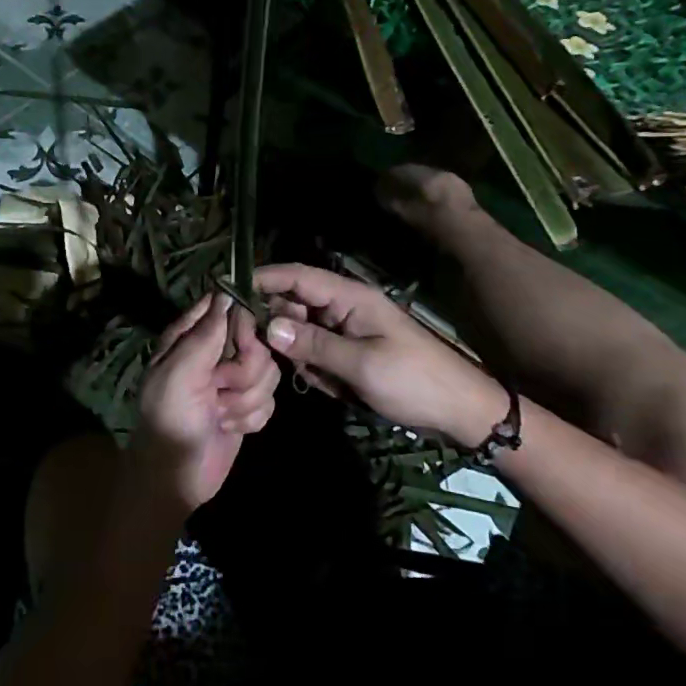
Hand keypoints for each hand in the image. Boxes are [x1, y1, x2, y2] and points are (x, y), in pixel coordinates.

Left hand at [130, 293, 279, 512]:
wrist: (174, 478)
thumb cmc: (169, 420)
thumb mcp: (178, 374)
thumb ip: (205, 334)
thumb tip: (225, 292)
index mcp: (191, 338)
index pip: (228, 307)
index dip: (243, 323)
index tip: (242, 343)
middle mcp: (215, 354)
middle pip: (258, 344)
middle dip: (244, 374)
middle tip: (219, 388)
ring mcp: (234, 381)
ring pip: (269, 373)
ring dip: (245, 401)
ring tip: (219, 414)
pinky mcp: (248, 406)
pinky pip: (271, 401)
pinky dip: (251, 419)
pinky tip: (229, 428)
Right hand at [253, 263, 505, 445]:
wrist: (458, 409)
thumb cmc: (413, 380)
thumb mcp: (360, 364)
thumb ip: (312, 344)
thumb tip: (267, 325)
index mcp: (350, 297)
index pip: (297, 275)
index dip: (262, 278)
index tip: (227, 291)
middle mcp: (344, 307)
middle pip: (293, 303)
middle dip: (277, 327)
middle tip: (260, 355)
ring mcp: (347, 331)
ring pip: (302, 333)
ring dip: (300, 356)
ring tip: (323, 380)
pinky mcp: (351, 353)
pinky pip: (318, 355)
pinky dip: (317, 371)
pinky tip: (335, 389)